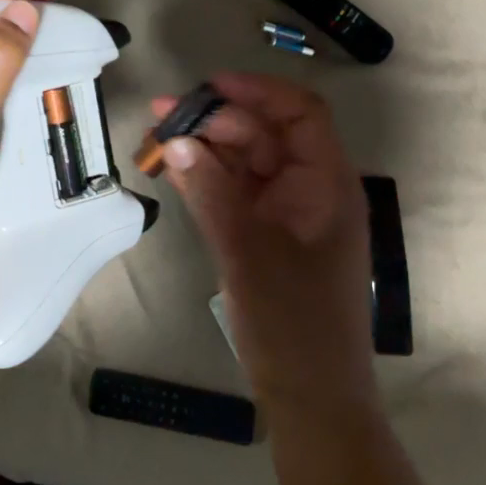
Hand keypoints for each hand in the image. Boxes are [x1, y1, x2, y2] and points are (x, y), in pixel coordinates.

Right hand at [151, 73, 376, 409]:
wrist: (309, 398)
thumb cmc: (293, 322)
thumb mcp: (248, 252)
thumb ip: (211, 191)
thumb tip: (175, 139)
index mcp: (327, 184)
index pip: (301, 114)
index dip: (258, 90)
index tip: (208, 86)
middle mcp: (311, 189)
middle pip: (266, 133)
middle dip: (217, 118)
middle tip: (163, 115)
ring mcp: (288, 213)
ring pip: (247, 160)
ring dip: (206, 145)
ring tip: (158, 137)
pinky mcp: (266, 234)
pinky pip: (236, 190)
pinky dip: (206, 176)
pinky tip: (173, 167)